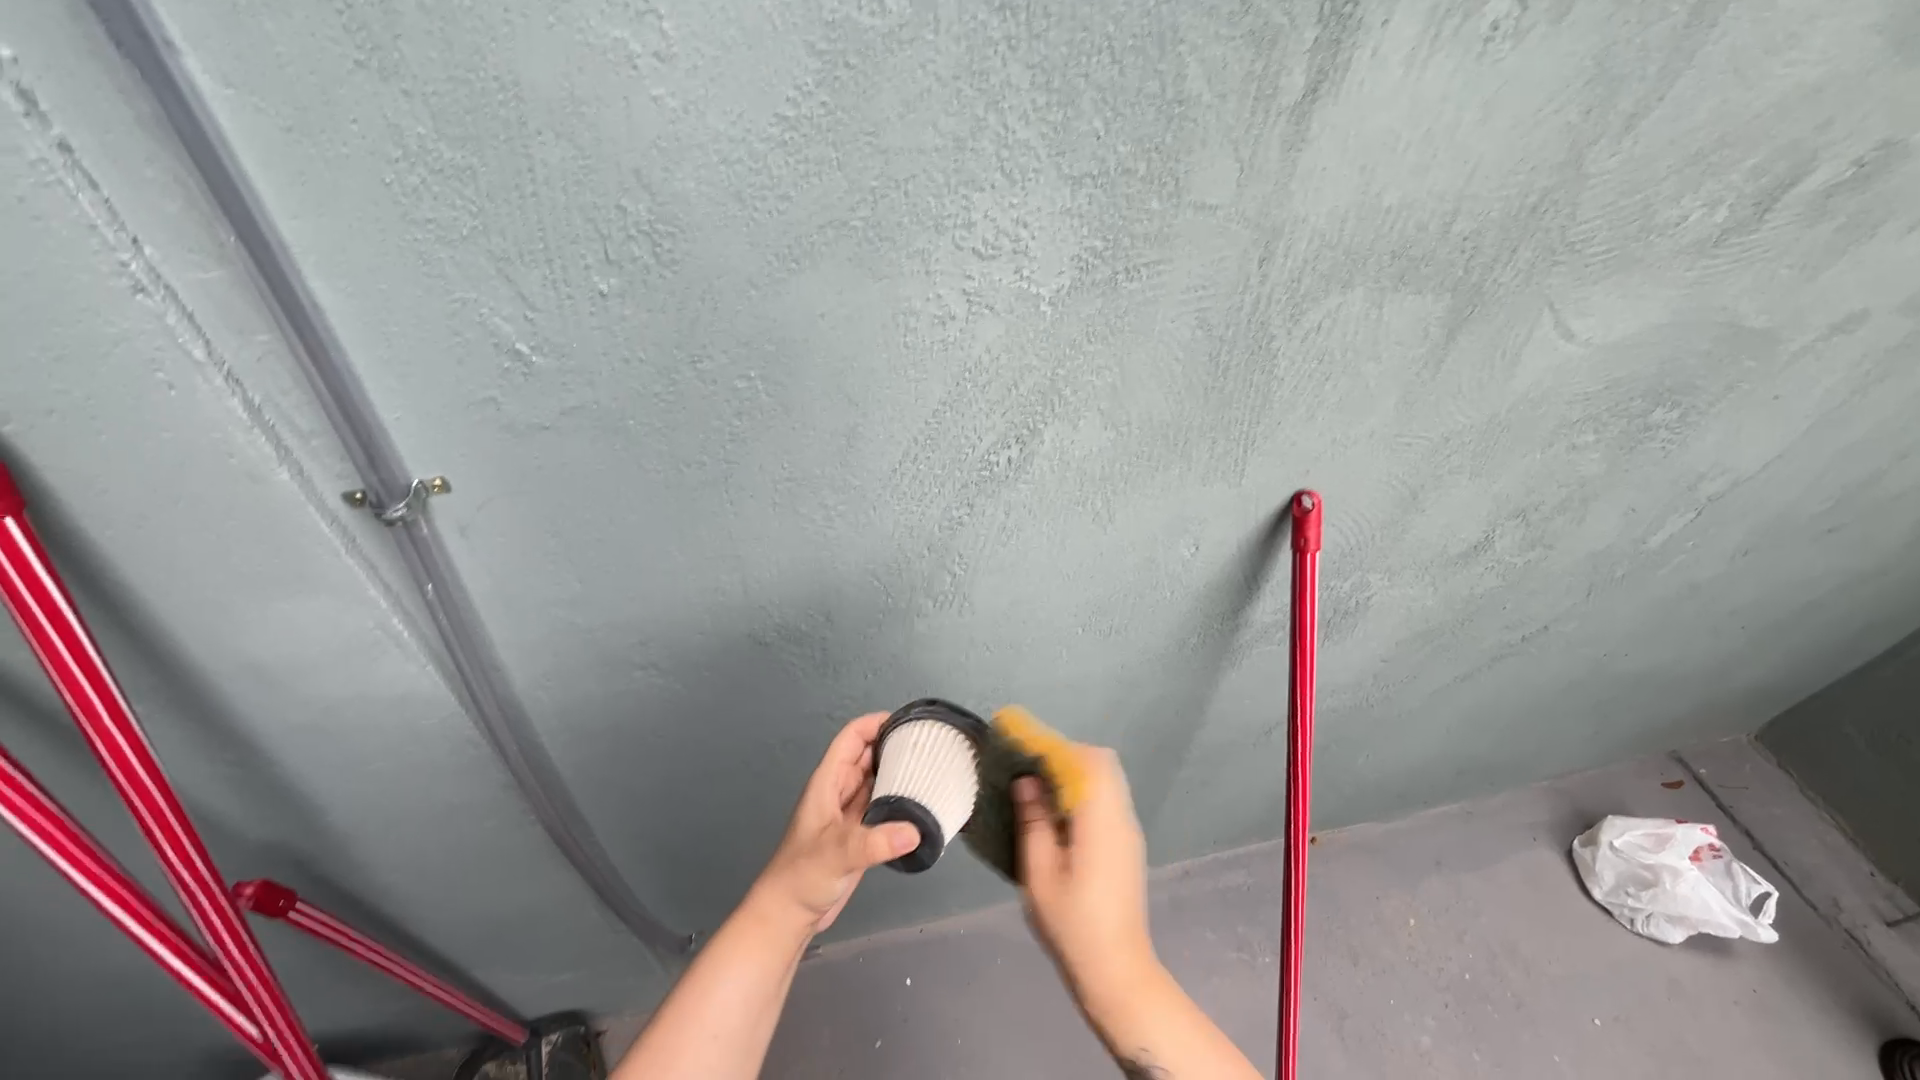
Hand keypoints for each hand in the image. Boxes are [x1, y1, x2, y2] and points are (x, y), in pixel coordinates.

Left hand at [752, 712, 920, 935]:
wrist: (788, 915)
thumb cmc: (801, 876)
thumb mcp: (836, 854)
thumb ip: (874, 842)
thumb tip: (915, 830)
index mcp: (827, 783)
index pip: (851, 739)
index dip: (875, 724)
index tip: (907, 722)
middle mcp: (838, 792)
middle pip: (867, 755)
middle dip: (893, 745)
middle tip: (929, 745)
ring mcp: (848, 814)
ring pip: (876, 781)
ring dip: (898, 773)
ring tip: (932, 769)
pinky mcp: (859, 835)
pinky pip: (881, 807)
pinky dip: (900, 802)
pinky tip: (921, 807)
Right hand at [1014, 745, 1158, 1003]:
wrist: (1116, 970)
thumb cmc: (1072, 923)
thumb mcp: (1040, 873)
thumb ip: (1034, 821)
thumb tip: (1028, 781)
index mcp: (1100, 820)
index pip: (1085, 759)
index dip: (1052, 744)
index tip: (1020, 740)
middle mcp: (1121, 817)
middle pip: (1101, 763)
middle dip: (1063, 755)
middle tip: (1028, 766)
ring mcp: (1128, 832)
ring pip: (1106, 781)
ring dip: (1073, 773)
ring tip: (1036, 788)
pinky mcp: (1126, 847)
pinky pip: (1106, 800)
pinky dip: (1082, 793)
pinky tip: (1056, 816)